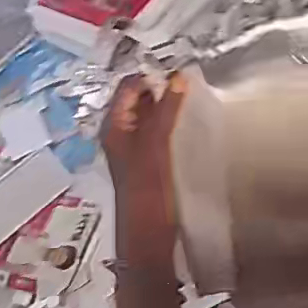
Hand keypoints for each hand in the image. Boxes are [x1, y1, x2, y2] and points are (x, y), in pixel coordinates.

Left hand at [102, 73, 186, 265]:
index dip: (151, 73)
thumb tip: (179, 75)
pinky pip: (159, 132)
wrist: (148, 239)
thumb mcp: (156, 146)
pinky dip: (172, 123)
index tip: (181, 68)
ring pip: (150, 115)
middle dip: (161, 86)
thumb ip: (166, 110)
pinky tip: (190, 122)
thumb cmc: (147, 193)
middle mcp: (120, 134)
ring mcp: (135, 149)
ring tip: (193, 96)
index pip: (129, 85)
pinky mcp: (150, 162)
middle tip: (190, 79)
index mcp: (113, 126)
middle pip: (139, 99)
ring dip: (168, 105)